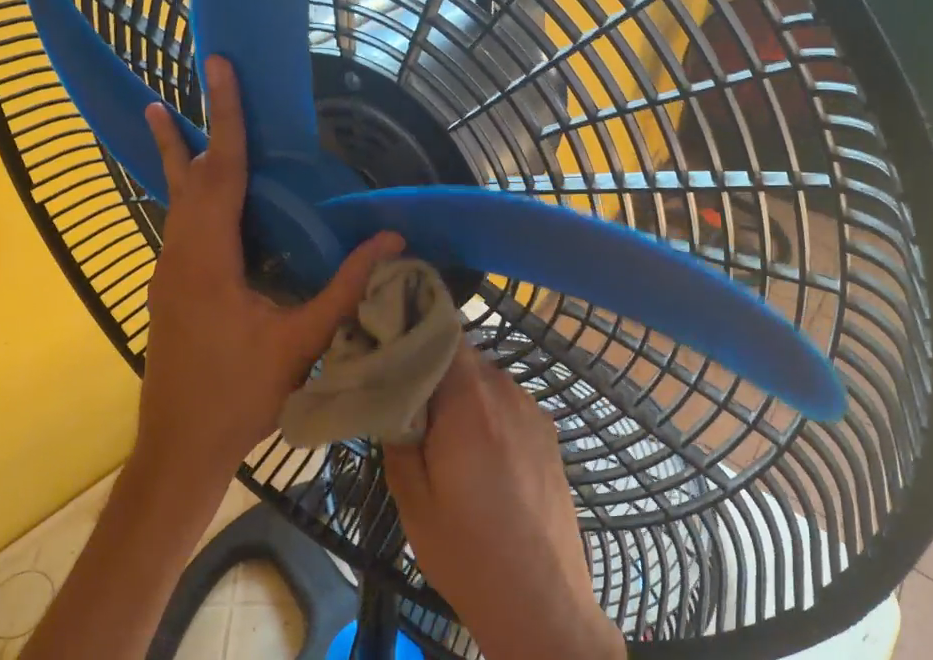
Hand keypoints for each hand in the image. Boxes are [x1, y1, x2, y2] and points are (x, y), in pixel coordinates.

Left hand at [136, 54, 404, 485]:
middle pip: (186, 177)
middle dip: (189, 127)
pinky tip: (203, 200)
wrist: (178, 449)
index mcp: (206, 257)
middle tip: (183, 83)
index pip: (220, 170)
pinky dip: (191, 195)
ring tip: (173, 121)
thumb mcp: (301, 341)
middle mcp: (179, 255)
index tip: (217, 66)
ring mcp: (168, 273)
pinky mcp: (170, 290)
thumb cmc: (238, 395)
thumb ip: (346, 287)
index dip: (223, 115)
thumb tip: (392, 238)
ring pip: (176, 202)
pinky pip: (180, 226)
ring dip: (181, 159)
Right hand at [386, 346, 624, 659]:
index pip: (439, 332)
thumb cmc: (466, 550)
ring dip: (458, 393)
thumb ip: (398, 431)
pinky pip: (506, 405)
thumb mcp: (411, 495)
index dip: (410, 331)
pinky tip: (472, 454)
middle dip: (430, 367)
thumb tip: (391, 393)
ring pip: (484, 381)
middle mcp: (507, 391)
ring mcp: (533, 412)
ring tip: (435, 431)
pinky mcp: (549, 435)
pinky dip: (484, 413)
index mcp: (469, 398)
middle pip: (461, 355)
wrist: (541, 601)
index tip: (384, 346)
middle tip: (402, 396)